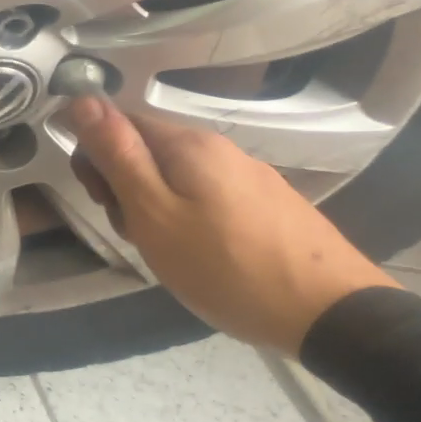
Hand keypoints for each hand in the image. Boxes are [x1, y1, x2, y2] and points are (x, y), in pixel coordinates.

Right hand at [64, 97, 397, 355]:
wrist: (338, 321)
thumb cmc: (226, 265)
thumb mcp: (151, 210)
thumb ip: (115, 153)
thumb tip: (82, 99)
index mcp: (189, 144)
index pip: (115, 122)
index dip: (95, 156)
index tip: (102, 199)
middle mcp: (222, 150)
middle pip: (147, 151)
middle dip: (125, 185)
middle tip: (134, 231)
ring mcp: (255, 180)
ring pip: (178, 178)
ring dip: (156, 206)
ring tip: (168, 250)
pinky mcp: (275, 208)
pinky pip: (210, 199)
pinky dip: (192, 220)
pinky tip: (204, 255)